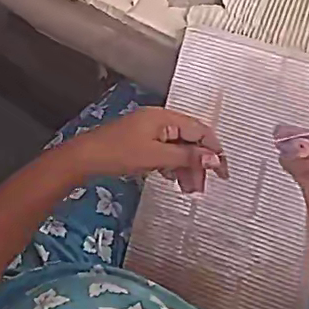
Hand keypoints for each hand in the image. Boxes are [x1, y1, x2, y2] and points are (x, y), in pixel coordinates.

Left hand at [60, 108, 227, 193]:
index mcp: (164, 117)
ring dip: (185, 168)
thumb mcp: (156, 157)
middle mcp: (159, 120)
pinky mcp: (140, 142)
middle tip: (201, 187)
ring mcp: (149, 131)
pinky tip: (172, 179)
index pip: (200, 130)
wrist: (85, 157)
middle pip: (189, 140)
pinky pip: (164, 152)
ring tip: (188, 190)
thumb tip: (215, 159)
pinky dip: (171, 166)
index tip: (223, 172)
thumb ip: (187, 157)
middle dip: (197, 164)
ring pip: (177, 149)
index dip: (214, 151)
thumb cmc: (119, 153)